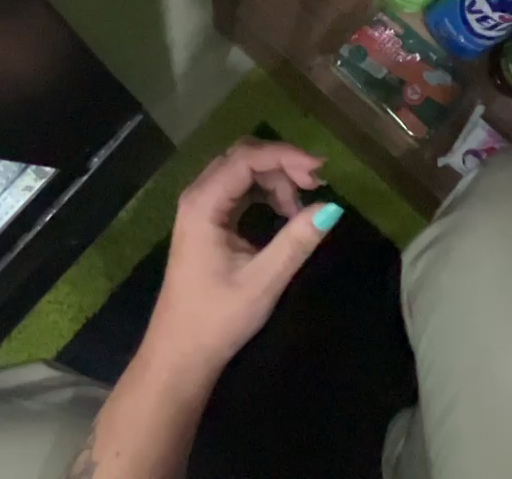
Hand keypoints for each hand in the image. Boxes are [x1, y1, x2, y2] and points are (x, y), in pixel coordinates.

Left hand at [140, 139, 343, 377]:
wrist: (179, 356)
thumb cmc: (216, 320)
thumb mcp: (263, 281)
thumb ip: (296, 241)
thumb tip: (332, 207)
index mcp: (203, 204)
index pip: (247, 158)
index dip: (285, 156)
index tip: (320, 170)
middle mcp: (197, 196)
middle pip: (243, 156)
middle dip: (282, 163)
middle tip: (316, 184)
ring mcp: (200, 207)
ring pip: (241, 170)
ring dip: (275, 177)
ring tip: (303, 203)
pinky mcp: (207, 219)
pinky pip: (238, 188)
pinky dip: (265, 191)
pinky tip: (285, 211)